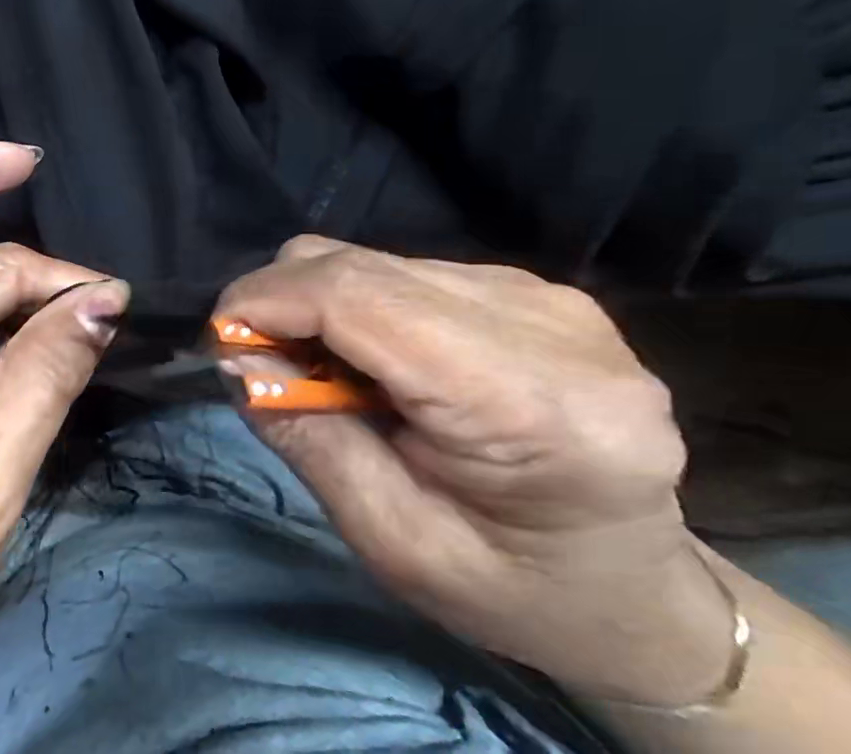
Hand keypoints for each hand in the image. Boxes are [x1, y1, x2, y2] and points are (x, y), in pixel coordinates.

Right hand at [217, 236, 731, 706]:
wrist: (632, 588)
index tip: (218, 336)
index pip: (365, 300)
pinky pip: (410, 271)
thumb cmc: (512, 590)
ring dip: (325, 306)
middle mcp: (550, 325)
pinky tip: (383, 365)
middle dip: (286, 301)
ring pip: (381, 260)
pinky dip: (366, 307)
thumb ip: (310, 437)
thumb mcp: (392, 542)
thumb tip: (236, 356)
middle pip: (367, 265)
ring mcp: (549, 296)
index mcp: (532, 407)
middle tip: (260, 365)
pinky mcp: (536, 288)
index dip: (271, 300)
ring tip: (332, 378)